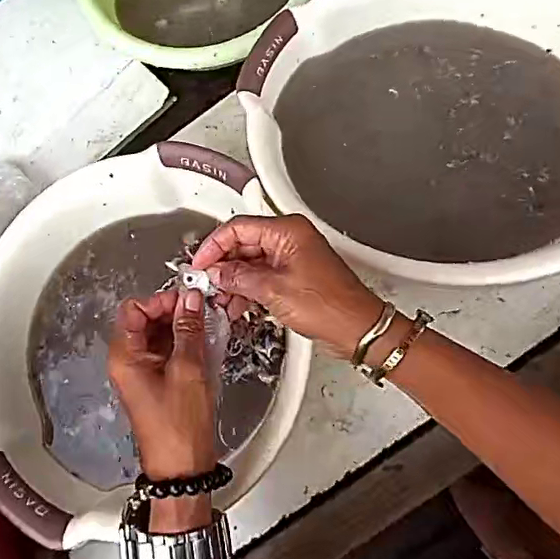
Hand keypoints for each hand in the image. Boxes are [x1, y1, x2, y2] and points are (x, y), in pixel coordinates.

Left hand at [107, 289, 217, 480]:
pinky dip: (183, 344)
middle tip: (200, 312)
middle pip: (145, 320)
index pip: (133, 310)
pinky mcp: (156, 380)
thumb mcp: (188, 371)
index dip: (159, 301)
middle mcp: (127, 360)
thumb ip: (189, 331)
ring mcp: (141, 371)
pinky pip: (166, 351)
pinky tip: (204, 344)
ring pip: (158, 335)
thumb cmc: (179, 426)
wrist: (182, 469)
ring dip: (180, 327)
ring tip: (206, 327)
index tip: (186, 301)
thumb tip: (190, 300)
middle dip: (172, 312)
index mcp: (124, 356)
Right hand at [190, 215, 383, 354]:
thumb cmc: (332, 307)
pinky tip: (236, 302)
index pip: (237, 228)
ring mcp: (291, 257)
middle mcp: (289, 239)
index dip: (213, 246)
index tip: (200, 263)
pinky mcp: (292, 274)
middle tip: (207, 281)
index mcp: (287, 231)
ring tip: (221, 297)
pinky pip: (260, 274)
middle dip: (222, 265)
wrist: (359, 330)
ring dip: (232, 280)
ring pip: (248, 261)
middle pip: (241, 244)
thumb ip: (236, 277)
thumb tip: (215, 273)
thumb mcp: (272, 290)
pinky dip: (246, 287)